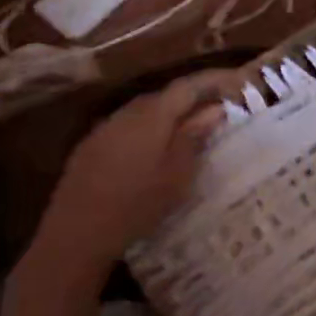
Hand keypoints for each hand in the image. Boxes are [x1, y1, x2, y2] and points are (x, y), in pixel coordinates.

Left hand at [35, 70, 241, 273]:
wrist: (75, 236)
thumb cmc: (138, 203)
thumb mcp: (179, 171)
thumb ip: (195, 136)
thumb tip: (214, 109)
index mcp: (151, 116)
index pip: (188, 85)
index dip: (215, 79)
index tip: (240, 80)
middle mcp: (125, 114)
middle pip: (166, 94)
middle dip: (195, 94)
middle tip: (221, 103)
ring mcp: (103, 130)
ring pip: (146, 110)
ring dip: (173, 111)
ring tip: (195, 123)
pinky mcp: (90, 148)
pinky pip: (129, 125)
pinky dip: (152, 126)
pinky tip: (159, 144)